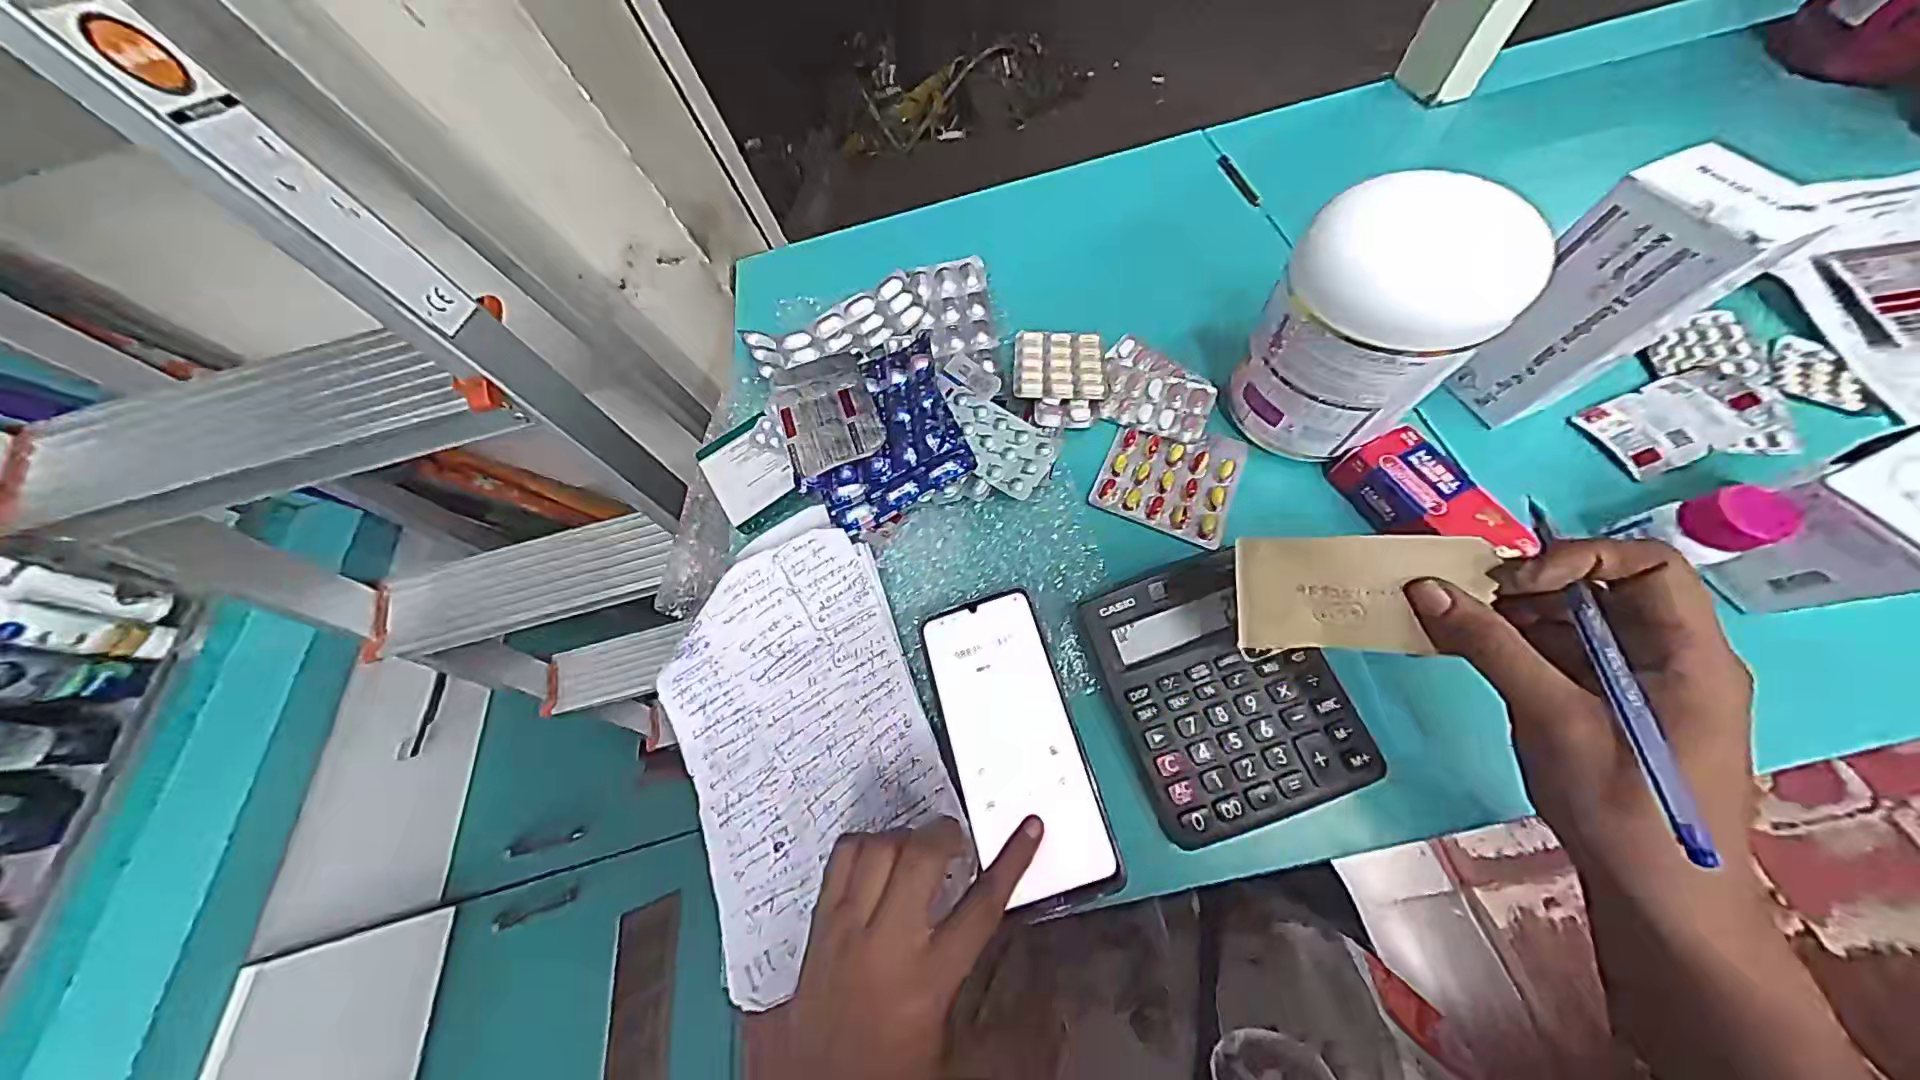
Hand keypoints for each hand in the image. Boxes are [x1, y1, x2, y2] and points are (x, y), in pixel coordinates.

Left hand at [768, 815, 1042, 1079]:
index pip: (983, 903)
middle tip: (957, 840)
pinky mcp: (820, 924)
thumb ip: (991, 1004)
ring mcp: (849, 929)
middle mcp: (887, 945)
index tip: (1028, 830)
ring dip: (907, 836)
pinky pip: (842, 856)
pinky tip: (879, 853)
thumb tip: (1033, 980)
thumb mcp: (953, 1048)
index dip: (1013, 859)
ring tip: (919, 845)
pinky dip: (865, 843)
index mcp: (929, 980)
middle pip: (923, 856)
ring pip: (881, 847)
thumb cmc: (886, 1072)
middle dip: (947, 834)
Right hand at [1404, 538, 1756, 881]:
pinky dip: (1507, 642)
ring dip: (1510, 613)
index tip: (1509, 584)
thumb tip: (1426, 589)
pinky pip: (1552, 649)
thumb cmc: (1623, 805)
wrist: (1653, 893)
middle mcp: (1666, 655)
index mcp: (1689, 653)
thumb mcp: (1552, 717)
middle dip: (1530, 585)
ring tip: (1457, 623)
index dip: (1575, 558)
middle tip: (1466, 598)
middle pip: (1601, 588)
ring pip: (1569, 618)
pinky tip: (1467, 646)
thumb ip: (1489, 646)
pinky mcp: (1597, 698)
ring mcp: (1631, 677)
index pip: (1646, 565)